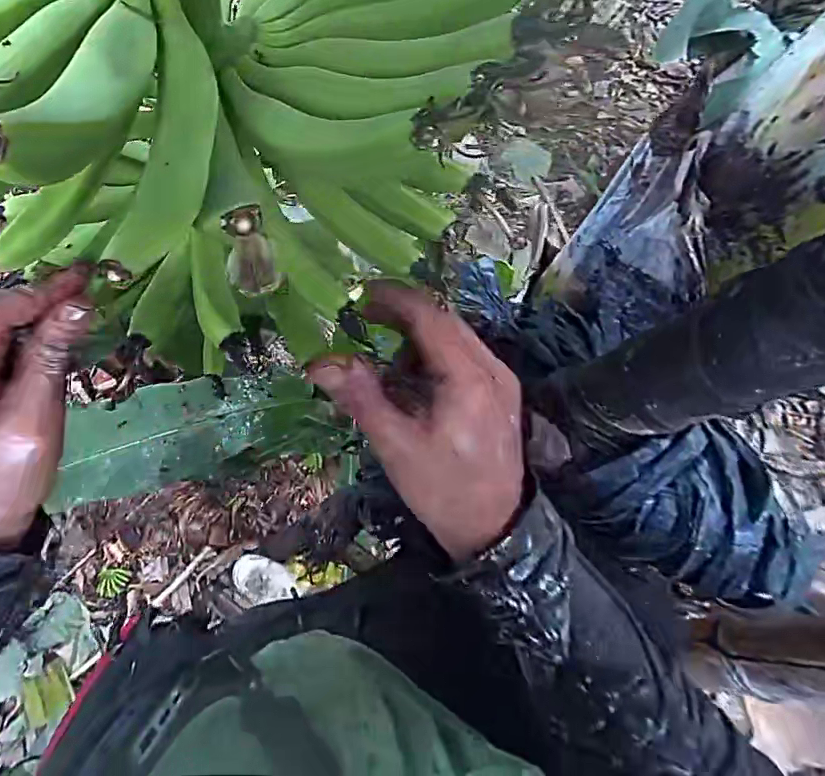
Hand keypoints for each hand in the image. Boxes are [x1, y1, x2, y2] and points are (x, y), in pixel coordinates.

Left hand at [0, 266, 94, 549]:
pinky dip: (30, 338)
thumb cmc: (5, 479)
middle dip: (42, 301)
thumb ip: (51, 356)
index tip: (84, 281)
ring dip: (39, 318)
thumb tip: (79, 303)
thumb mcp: (35, 418)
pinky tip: (58, 334)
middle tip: (88, 286)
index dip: (41, 294)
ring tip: (81, 307)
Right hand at [306, 282, 524, 559]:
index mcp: (469, 378)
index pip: (430, 318)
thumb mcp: (398, 449)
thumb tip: (322, 363)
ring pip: (457, 334)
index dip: (394, 300)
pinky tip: (416, 378)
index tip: (361, 295)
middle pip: (445, 320)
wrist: (498, 530)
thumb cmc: (444, 492)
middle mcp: (492, 368)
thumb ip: (362, 399)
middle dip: (404, 314)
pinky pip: (466, 352)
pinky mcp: (502, 390)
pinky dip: (436, 352)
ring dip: (420, 334)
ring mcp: (502, 378)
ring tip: (388, 357)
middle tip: (366, 318)